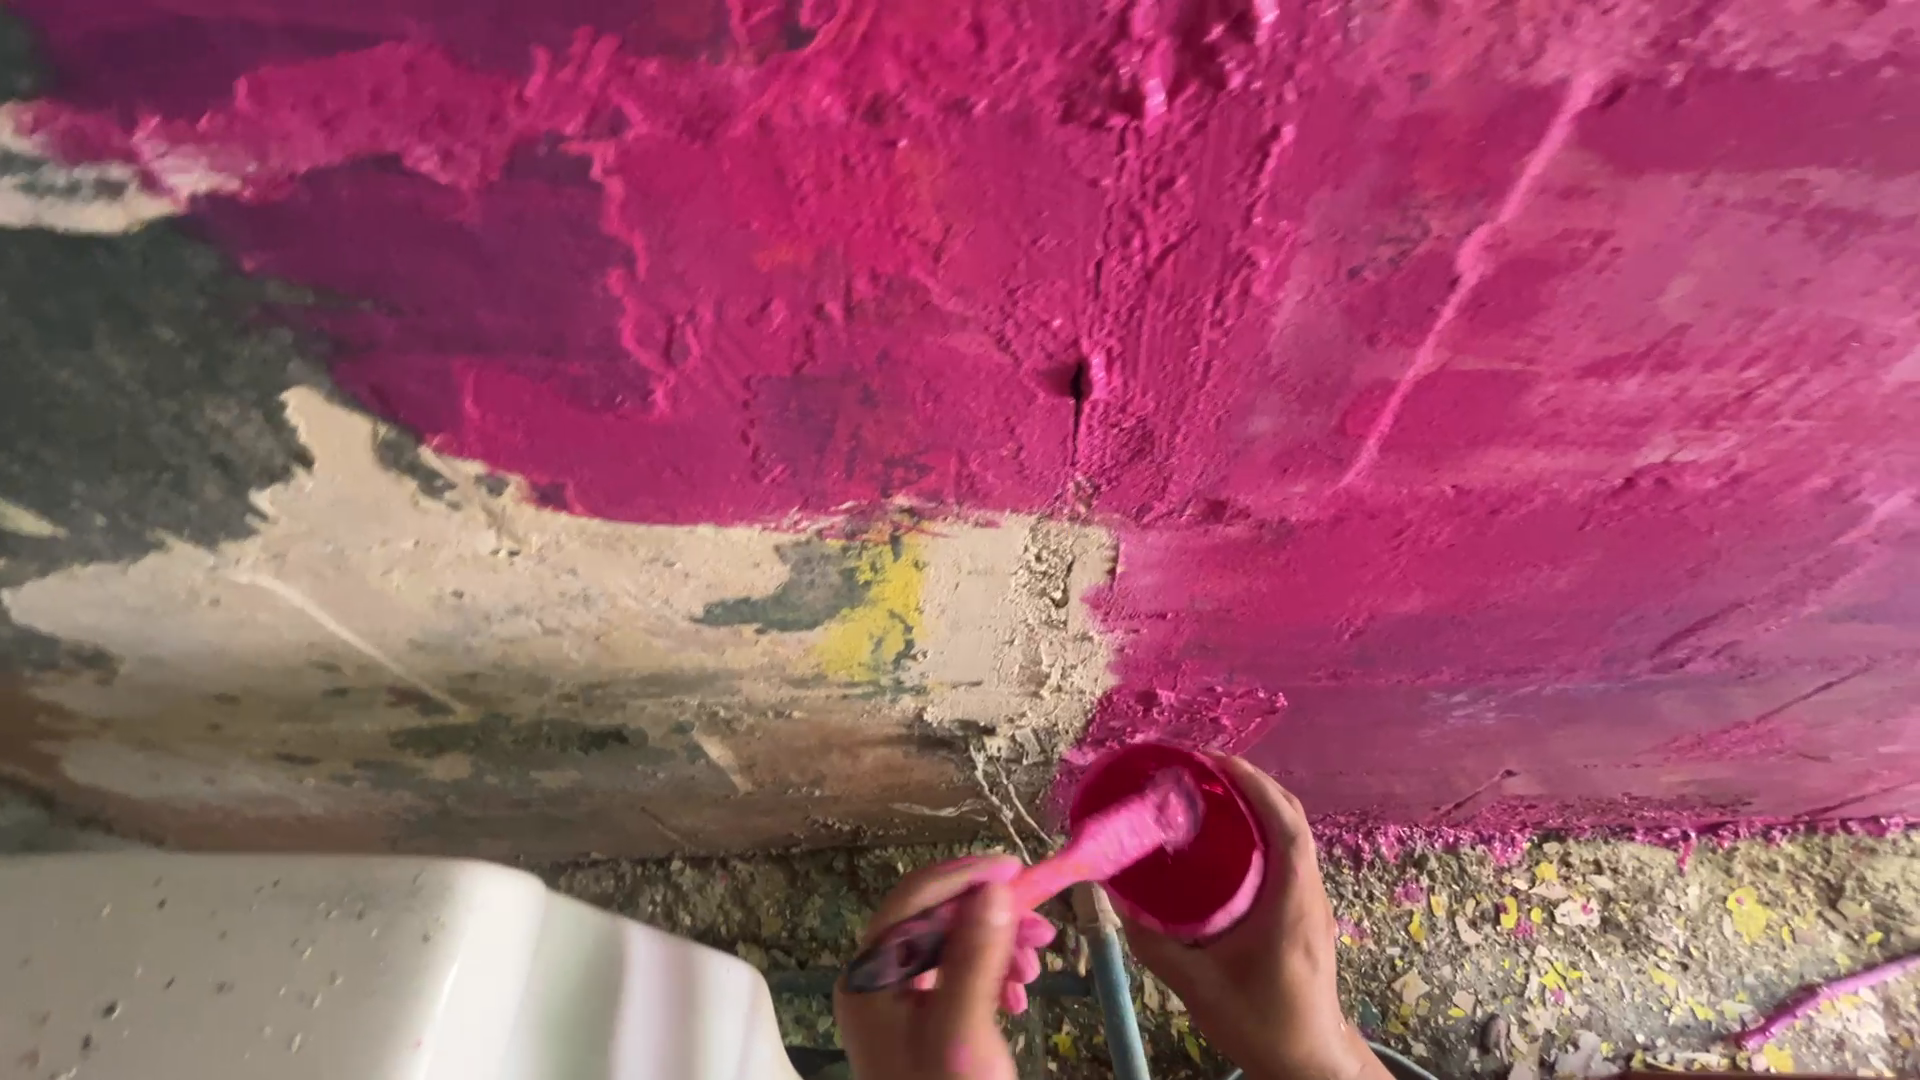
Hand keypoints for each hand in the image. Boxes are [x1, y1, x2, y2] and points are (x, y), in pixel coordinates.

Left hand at [835, 855, 1055, 1078]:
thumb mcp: (962, 1031)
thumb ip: (974, 956)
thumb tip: (993, 888)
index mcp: (869, 977)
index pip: (912, 900)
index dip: (963, 876)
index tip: (1014, 869)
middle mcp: (877, 981)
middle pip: (937, 921)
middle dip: (992, 919)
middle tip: (1041, 930)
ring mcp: (899, 1002)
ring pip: (953, 946)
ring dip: (999, 948)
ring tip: (1037, 969)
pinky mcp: (923, 1021)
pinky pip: (959, 977)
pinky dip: (994, 977)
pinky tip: (1021, 996)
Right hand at [1123, 757, 1389, 1079]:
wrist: (1311, 1065)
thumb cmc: (1262, 1026)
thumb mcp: (1198, 990)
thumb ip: (1154, 944)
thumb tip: (1116, 896)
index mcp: (1291, 905)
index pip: (1286, 827)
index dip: (1254, 785)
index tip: (1213, 762)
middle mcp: (1308, 892)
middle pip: (1291, 816)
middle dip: (1249, 781)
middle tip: (1200, 767)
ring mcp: (1312, 898)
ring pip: (1292, 829)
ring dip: (1255, 798)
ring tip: (1207, 787)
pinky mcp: (1306, 906)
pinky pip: (1288, 846)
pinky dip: (1259, 822)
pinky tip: (1224, 830)